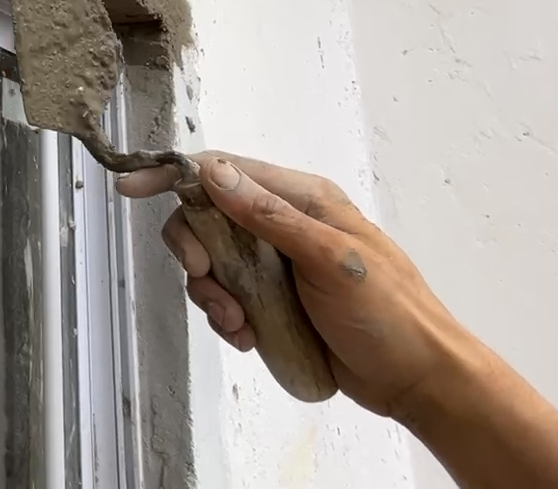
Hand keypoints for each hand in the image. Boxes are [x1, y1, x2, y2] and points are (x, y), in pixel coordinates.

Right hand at [116, 153, 474, 420]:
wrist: (425, 387)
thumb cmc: (392, 317)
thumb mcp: (332, 261)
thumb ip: (270, 216)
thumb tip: (211, 172)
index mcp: (299, 199)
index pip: (220, 170)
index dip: (172, 175)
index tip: (131, 188)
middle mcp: (278, 221)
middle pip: (202, 217)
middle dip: (195, 251)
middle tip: (206, 278)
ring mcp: (271, 259)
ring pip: (207, 259)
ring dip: (210, 291)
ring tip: (237, 323)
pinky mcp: (267, 295)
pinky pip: (221, 292)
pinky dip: (223, 314)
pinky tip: (246, 336)